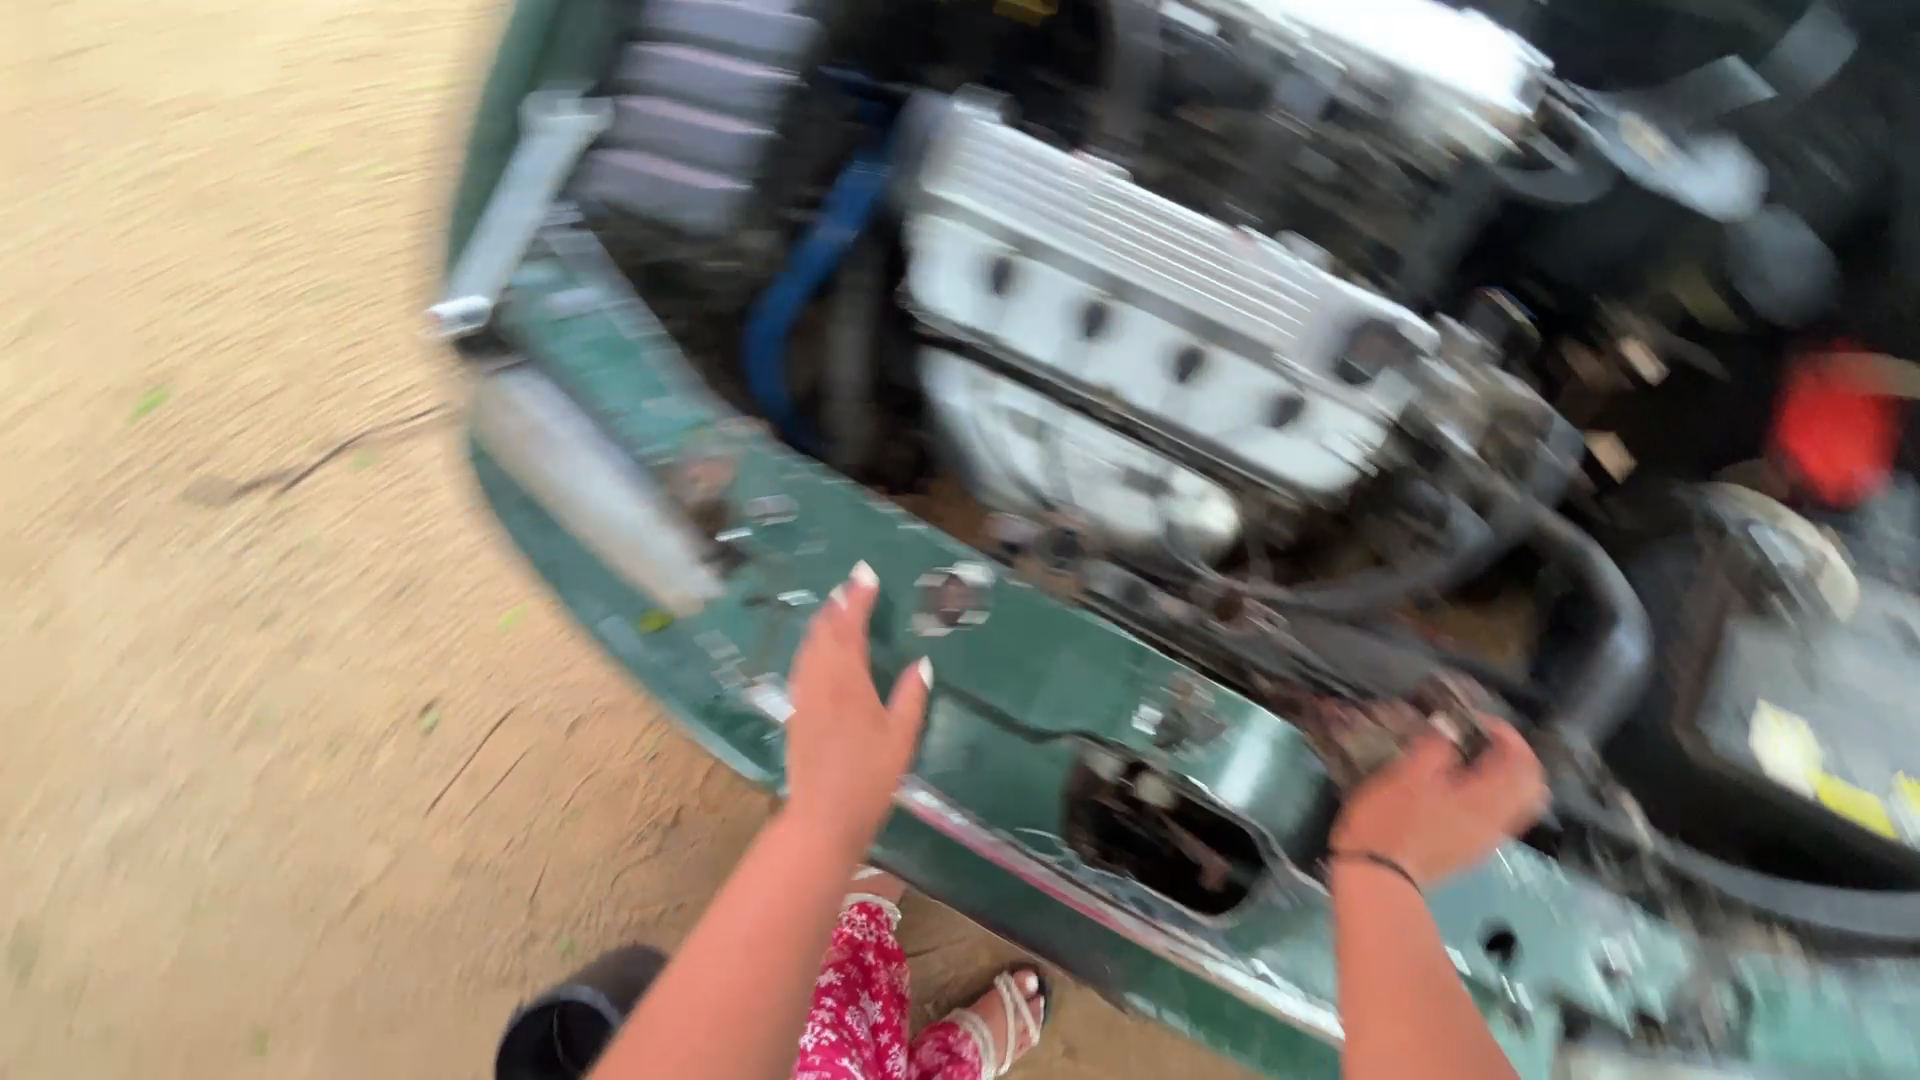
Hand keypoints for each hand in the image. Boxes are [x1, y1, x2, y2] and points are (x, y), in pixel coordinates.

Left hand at [782, 561, 931, 851]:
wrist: (822, 818)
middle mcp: (820, 681)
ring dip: (821, 622)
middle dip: (837, 605)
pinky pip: (802, 666)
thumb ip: (911, 697)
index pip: (849, 628)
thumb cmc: (868, 779)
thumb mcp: (901, 739)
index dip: (857, 600)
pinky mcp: (795, 713)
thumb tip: (922, 663)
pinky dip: (811, 646)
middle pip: (824, 632)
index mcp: (848, 682)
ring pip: (808, 648)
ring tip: (834, 606)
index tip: (865, 576)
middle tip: (850, 584)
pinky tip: (816, 649)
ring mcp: (803, 697)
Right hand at [1330, 720, 1546, 886]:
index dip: (1506, 734)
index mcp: (1487, 800)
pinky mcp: (1472, 849)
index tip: (1475, 720)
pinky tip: (1457, 789)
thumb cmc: (1389, 821)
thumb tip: (1449, 727)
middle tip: (1482, 738)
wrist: (1380, 876)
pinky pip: (1499, 815)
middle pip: (1531, 784)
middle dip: (1513, 755)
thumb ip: (1434, 747)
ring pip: (1518, 802)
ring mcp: (1488, 839)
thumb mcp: (1406, 775)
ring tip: (1470, 760)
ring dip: (1504, 775)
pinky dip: (1491, 794)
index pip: (1522, 762)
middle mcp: (1499, 821)